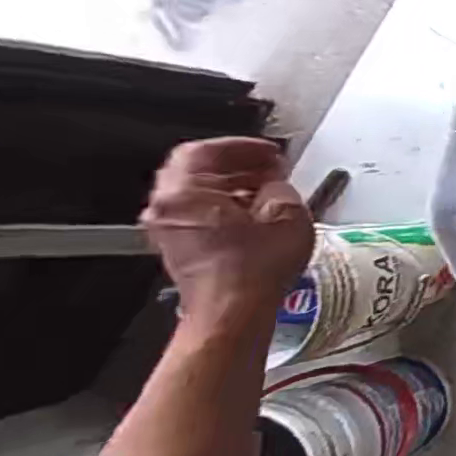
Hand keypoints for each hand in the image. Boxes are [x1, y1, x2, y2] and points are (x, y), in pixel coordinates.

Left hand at [140, 137, 313, 317]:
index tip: (268, 150)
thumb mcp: (288, 214)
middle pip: (195, 171)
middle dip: (238, 164)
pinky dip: (229, 205)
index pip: (203, 152)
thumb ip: (281, 188)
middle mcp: (168, 210)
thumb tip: (275, 186)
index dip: (240, 146)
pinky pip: (201, 213)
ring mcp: (171, 231)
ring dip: (234, 184)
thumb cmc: (254, 267)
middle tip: (271, 165)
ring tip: (270, 188)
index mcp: (185, 195)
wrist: (235, 309)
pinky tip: (259, 212)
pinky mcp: (183, 247)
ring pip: (198, 192)